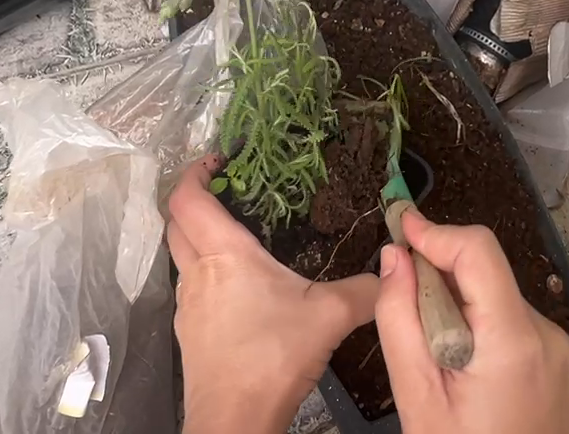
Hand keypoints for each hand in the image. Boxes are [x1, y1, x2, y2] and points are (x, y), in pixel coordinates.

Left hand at [167, 155, 380, 433]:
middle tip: (227, 192)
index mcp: (224, 254)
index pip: (187, 199)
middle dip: (195, 201)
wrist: (234, 425)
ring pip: (183, 258)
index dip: (194, 173)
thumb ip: (363, 289)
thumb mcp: (329, 316)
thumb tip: (391, 268)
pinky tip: (239, 290)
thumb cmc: (272, 357)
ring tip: (238, 238)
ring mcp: (187, 307)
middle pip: (177, 224)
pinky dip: (207, 275)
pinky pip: (191, 289)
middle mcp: (197, 273)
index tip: (217, 161)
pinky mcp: (188, 335)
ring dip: (200, 239)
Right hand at [375, 208, 568, 433]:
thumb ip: (399, 318)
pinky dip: (480, 324)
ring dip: (458, 303)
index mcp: (515, 340)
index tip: (399, 225)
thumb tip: (394, 255)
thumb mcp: (416, 397)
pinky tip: (461, 364)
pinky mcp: (561, 362)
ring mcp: (561, 349)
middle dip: (441, 274)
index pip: (478, 249)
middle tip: (403, 299)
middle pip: (485, 273)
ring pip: (495, 296)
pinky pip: (510, 321)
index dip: (436, 231)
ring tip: (434, 352)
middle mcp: (548, 334)